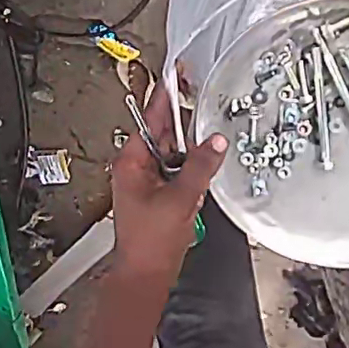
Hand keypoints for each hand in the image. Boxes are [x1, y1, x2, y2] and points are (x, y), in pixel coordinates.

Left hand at [110, 88, 226, 287]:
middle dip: (184, 119)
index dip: (165, 94)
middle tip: (202, 97)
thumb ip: (201, 166)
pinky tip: (204, 166)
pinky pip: (176, 167)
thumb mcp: (181, 198)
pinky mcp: (157, 191)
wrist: (146, 274)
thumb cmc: (151, 241)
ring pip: (171, 150)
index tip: (175, 73)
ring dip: (190, 146)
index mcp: (132, 161)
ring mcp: (145, 179)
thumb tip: (216, 141)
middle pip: (162, 132)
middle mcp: (136, 166)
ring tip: (209, 136)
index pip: (150, 117)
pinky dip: (190, 164)